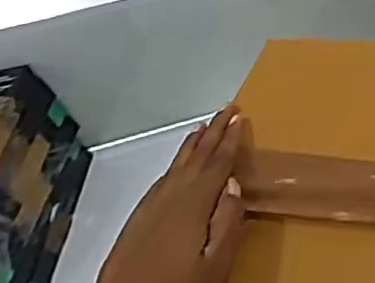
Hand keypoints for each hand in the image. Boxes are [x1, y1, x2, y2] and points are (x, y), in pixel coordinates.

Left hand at [100, 106, 248, 282]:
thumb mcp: (215, 265)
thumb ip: (228, 222)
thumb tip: (234, 185)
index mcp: (194, 202)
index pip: (218, 162)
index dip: (230, 138)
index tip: (240, 116)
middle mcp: (171, 197)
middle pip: (197, 156)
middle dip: (214, 130)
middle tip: (228, 109)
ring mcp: (149, 209)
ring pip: (176, 166)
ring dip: (192, 144)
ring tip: (203, 127)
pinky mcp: (134, 224)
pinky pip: (160, 180)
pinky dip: (173, 165)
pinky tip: (176, 168)